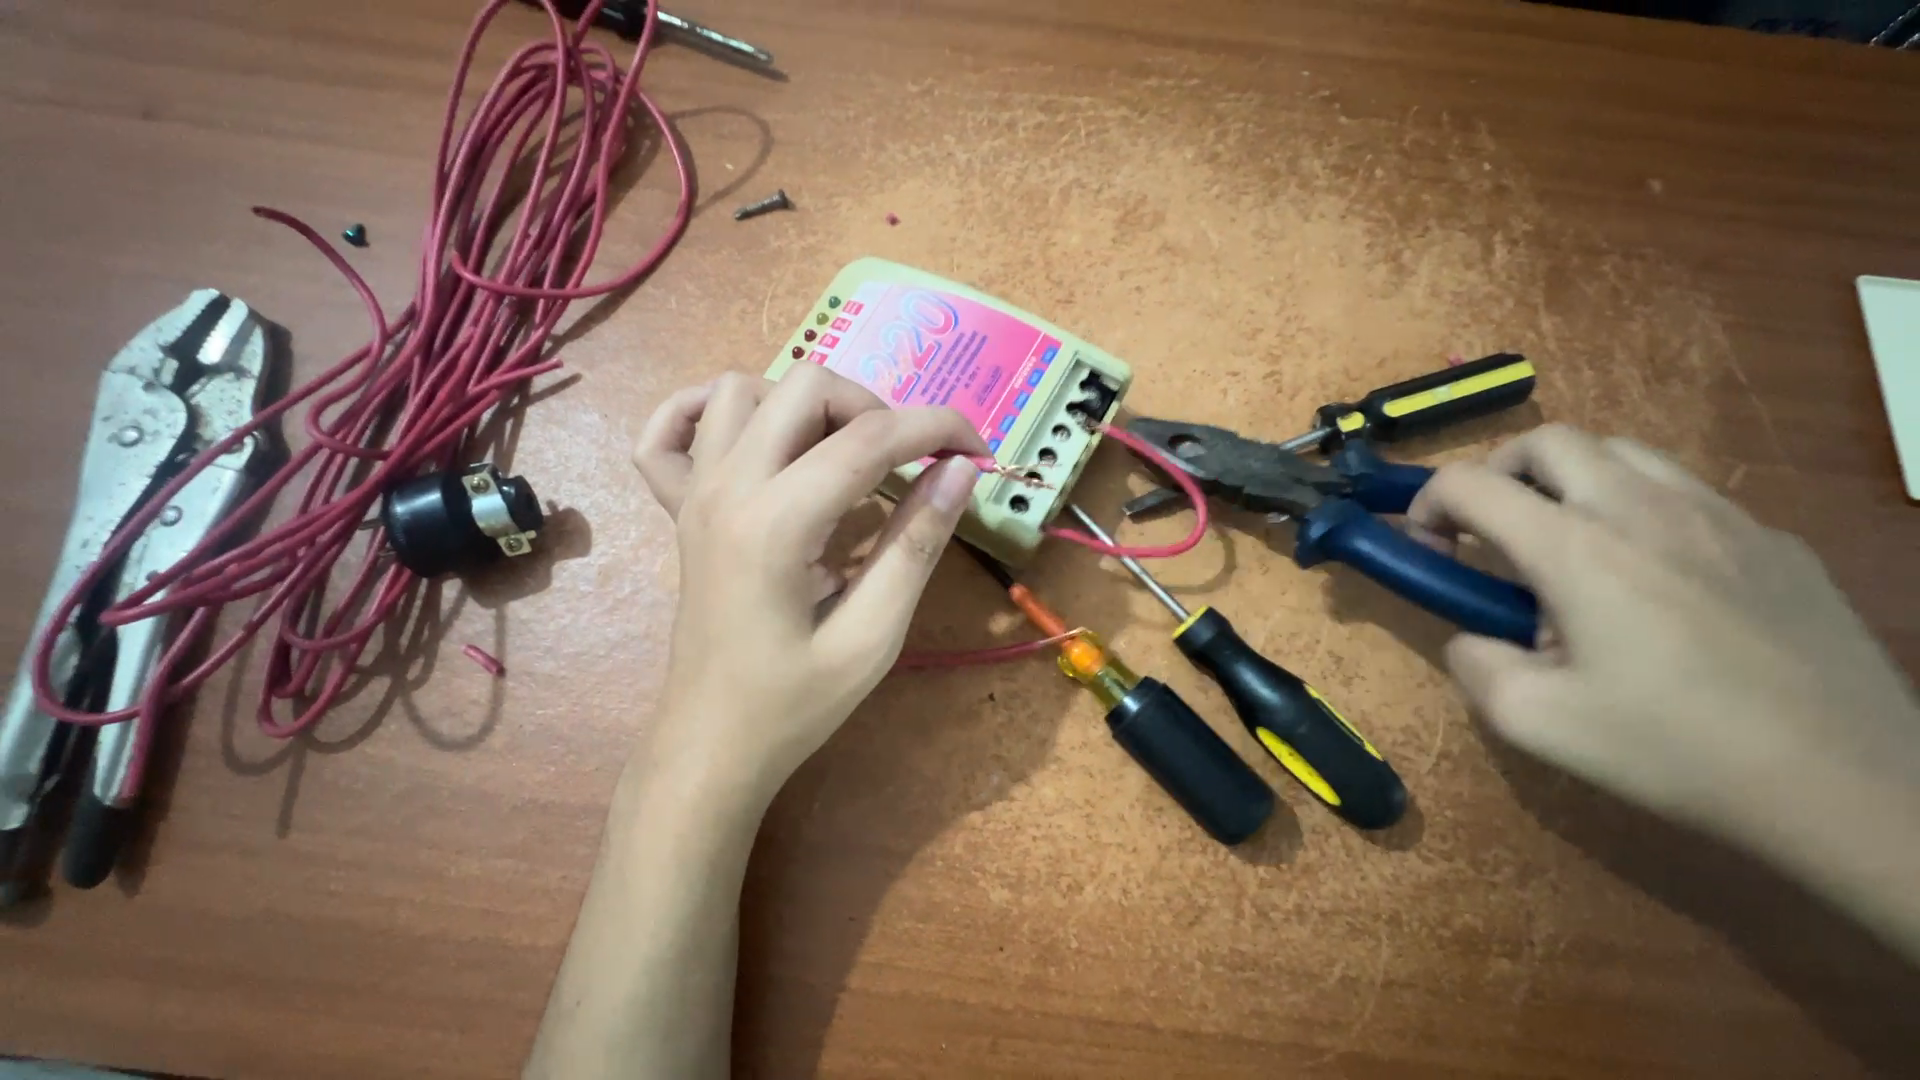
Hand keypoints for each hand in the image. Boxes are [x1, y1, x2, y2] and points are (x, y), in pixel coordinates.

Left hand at [631, 365, 984, 807]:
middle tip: (909, 462)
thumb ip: (916, 545)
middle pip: (805, 386)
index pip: (869, 438)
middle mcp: (727, 488)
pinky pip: (669, 429)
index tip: (979, 450)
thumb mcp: (873, 636)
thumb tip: (961, 470)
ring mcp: (694, 493)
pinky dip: (705, 410)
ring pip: (742, 390)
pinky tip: (751, 438)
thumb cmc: (795, 703)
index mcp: (777, 524)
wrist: (712, 743)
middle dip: (875, 408)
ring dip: (806, 405)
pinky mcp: (678, 508)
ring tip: (843, 454)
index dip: (937, 429)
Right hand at [1408, 425, 1919, 838]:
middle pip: (1548, 441)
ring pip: (1622, 452)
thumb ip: (1473, 662)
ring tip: (1567, 543)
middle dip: (1497, 473)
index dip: (1427, 505)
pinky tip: (1652, 578)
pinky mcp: (1774, 540)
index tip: (1430, 548)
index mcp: (1575, 549)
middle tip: (1491, 533)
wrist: (1849, 784)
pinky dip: (1639, 510)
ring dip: (1570, 480)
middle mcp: (1642, 509)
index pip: (1470, 483)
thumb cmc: (1673, 751)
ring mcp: (1720, 516)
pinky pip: (1686, 493)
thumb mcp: (1533, 722)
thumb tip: (1472, 635)